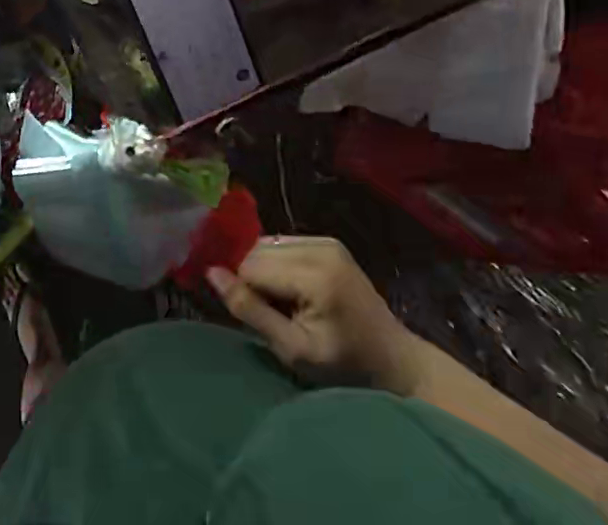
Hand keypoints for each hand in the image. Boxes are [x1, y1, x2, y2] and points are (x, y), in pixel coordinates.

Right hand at [206, 236, 417, 393]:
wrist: (397, 362)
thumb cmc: (346, 367)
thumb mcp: (293, 350)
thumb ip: (249, 310)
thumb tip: (210, 272)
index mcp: (315, 275)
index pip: (249, 267)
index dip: (245, 292)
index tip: (260, 319)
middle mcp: (320, 247)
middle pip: (255, 252)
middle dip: (253, 280)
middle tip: (275, 314)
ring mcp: (326, 241)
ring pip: (264, 245)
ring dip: (263, 271)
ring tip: (285, 303)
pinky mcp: (328, 242)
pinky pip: (279, 244)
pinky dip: (276, 264)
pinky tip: (293, 289)